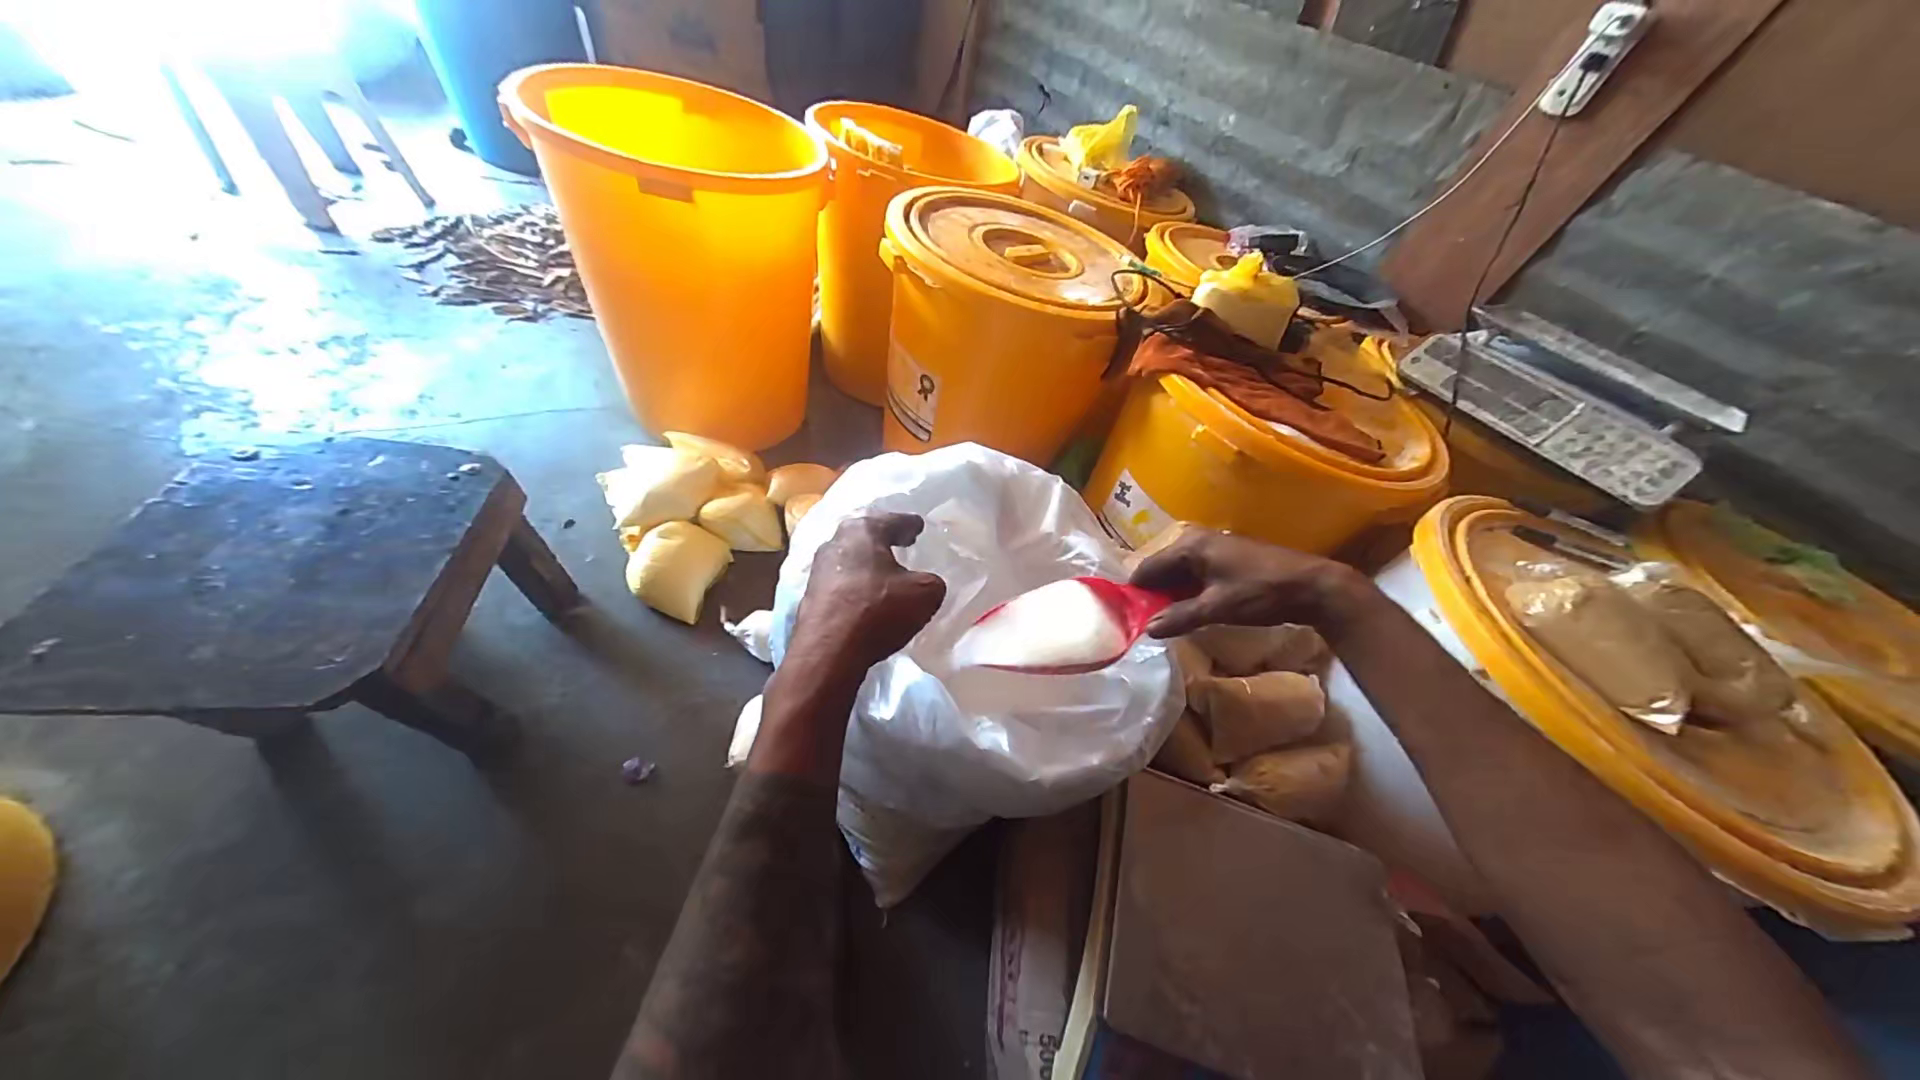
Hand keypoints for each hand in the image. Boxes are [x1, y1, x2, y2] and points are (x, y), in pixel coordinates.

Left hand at [791, 513, 946, 672]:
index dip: (910, 524)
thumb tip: (926, 583)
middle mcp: (836, 542)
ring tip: (885, 572)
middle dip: (883, 539)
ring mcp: (818, 570)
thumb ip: (931, 581)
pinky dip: (855, 585)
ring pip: (850, 558)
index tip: (918, 526)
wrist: (828, 651)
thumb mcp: (925, 593)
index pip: (893, 520)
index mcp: (863, 531)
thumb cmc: (878, 611)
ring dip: (867, 563)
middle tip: (902, 542)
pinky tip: (866, 597)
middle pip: (865, 535)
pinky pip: (841, 582)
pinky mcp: (810, 596)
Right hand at [1130, 527, 1376, 637]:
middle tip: (1142, 621)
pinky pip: (1193, 574)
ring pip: (1177, 572)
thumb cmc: (1262, 592)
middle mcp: (1195, 540)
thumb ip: (1180, 617)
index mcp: (1188, 546)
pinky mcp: (1225, 557)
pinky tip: (1186, 611)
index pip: (1146, 568)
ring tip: (1162, 620)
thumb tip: (1147, 629)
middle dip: (1152, 594)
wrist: (1314, 586)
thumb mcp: (1217, 608)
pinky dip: (1186, 591)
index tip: (1125, 616)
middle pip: (1160, 569)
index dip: (1135, 593)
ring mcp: (1212, 547)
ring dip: (1170, 594)